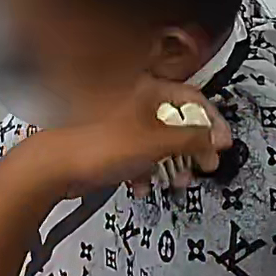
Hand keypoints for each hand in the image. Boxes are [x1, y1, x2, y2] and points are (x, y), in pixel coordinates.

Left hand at [21, 78, 231, 198]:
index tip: (223, 143)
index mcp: (149, 91)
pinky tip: (142, 184)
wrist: (52, 167)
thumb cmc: (101, 146)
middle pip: (179, 122)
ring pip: (160, 141)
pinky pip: (140, 153)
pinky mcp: (111, 143)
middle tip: (204, 166)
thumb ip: (193, 139)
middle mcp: (137, 102)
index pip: (194, 99)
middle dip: (193, 148)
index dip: (213, 122)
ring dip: (172, 163)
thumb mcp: (157, 142)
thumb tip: (220, 138)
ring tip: (176, 181)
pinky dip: (146, 169)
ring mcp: (123, 123)